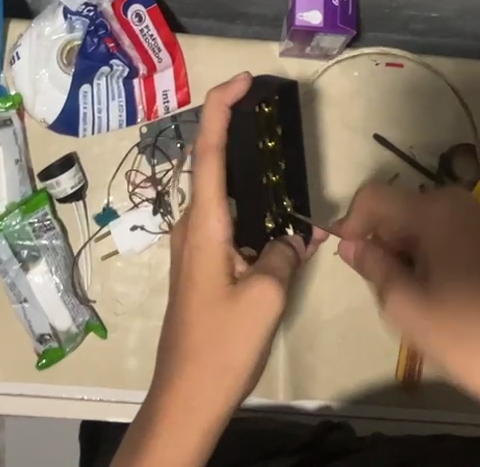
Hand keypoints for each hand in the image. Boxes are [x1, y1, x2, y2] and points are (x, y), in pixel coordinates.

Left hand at [147, 73, 323, 412]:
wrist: (185, 397)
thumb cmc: (221, 344)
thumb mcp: (265, 297)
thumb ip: (282, 253)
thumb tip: (294, 235)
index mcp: (204, 222)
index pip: (210, 149)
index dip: (222, 107)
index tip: (243, 80)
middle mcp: (193, 224)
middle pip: (214, 163)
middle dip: (238, 131)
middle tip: (274, 116)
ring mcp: (193, 245)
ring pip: (223, 194)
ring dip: (249, 175)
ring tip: (284, 166)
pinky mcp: (201, 264)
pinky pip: (227, 221)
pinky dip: (251, 208)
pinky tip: (279, 222)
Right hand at [335, 181, 479, 414]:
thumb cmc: (475, 336)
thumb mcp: (409, 308)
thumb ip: (375, 268)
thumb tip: (352, 244)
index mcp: (433, 210)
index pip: (373, 197)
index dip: (350, 223)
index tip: (343, 260)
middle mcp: (455, 204)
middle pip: (397, 212)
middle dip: (381, 246)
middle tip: (383, 294)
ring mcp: (476, 223)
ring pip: (418, 230)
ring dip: (405, 260)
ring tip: (413, 306)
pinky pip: (442, 241)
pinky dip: (429, 265)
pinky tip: (439, 305)